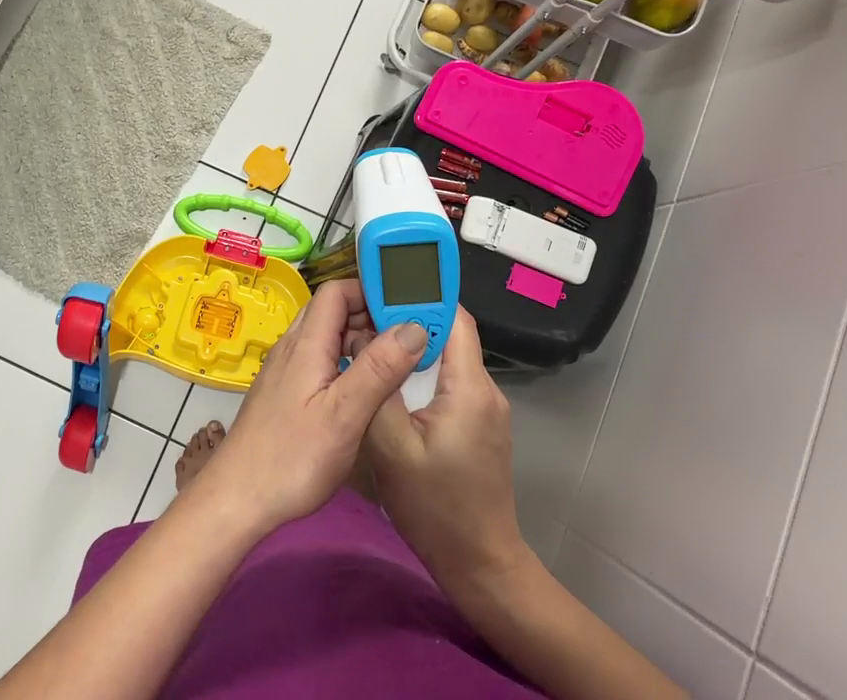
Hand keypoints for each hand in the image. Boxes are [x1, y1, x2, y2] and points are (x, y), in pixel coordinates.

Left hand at [187, 279, 428, 532]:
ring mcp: (285, 373)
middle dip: (371, 314)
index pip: (336, 292)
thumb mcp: (345, 413)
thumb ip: (378, 368)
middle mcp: (292, 350)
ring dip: (360, 339)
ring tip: (397, 360)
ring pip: (326, 338)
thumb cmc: (292, 457)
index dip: (371, 290)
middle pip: (331, 312)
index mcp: (306, 345)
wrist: (238, 498)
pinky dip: (346, 362)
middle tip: (411, 334)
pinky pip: (320, 362)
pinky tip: (365, 389)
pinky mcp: (284, 395)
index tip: (407, 304)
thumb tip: (412, 325)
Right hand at [361, 307, 529, 593]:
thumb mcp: (392, 449)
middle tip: (361, 315)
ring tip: (367, 343)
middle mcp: (485, 390)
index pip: (453, 317)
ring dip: (411, 348)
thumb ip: (377, 388)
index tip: (378, 285)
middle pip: (449, 335)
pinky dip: (420, 374)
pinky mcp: (477, 426)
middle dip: (406, 319)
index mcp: (469, 387)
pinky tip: (388, 383)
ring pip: (446, 360)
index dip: (419, 294)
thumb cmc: (435, 507)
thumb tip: (364, 338)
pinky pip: (448, 384)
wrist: (479, 563)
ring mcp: (484, 410)